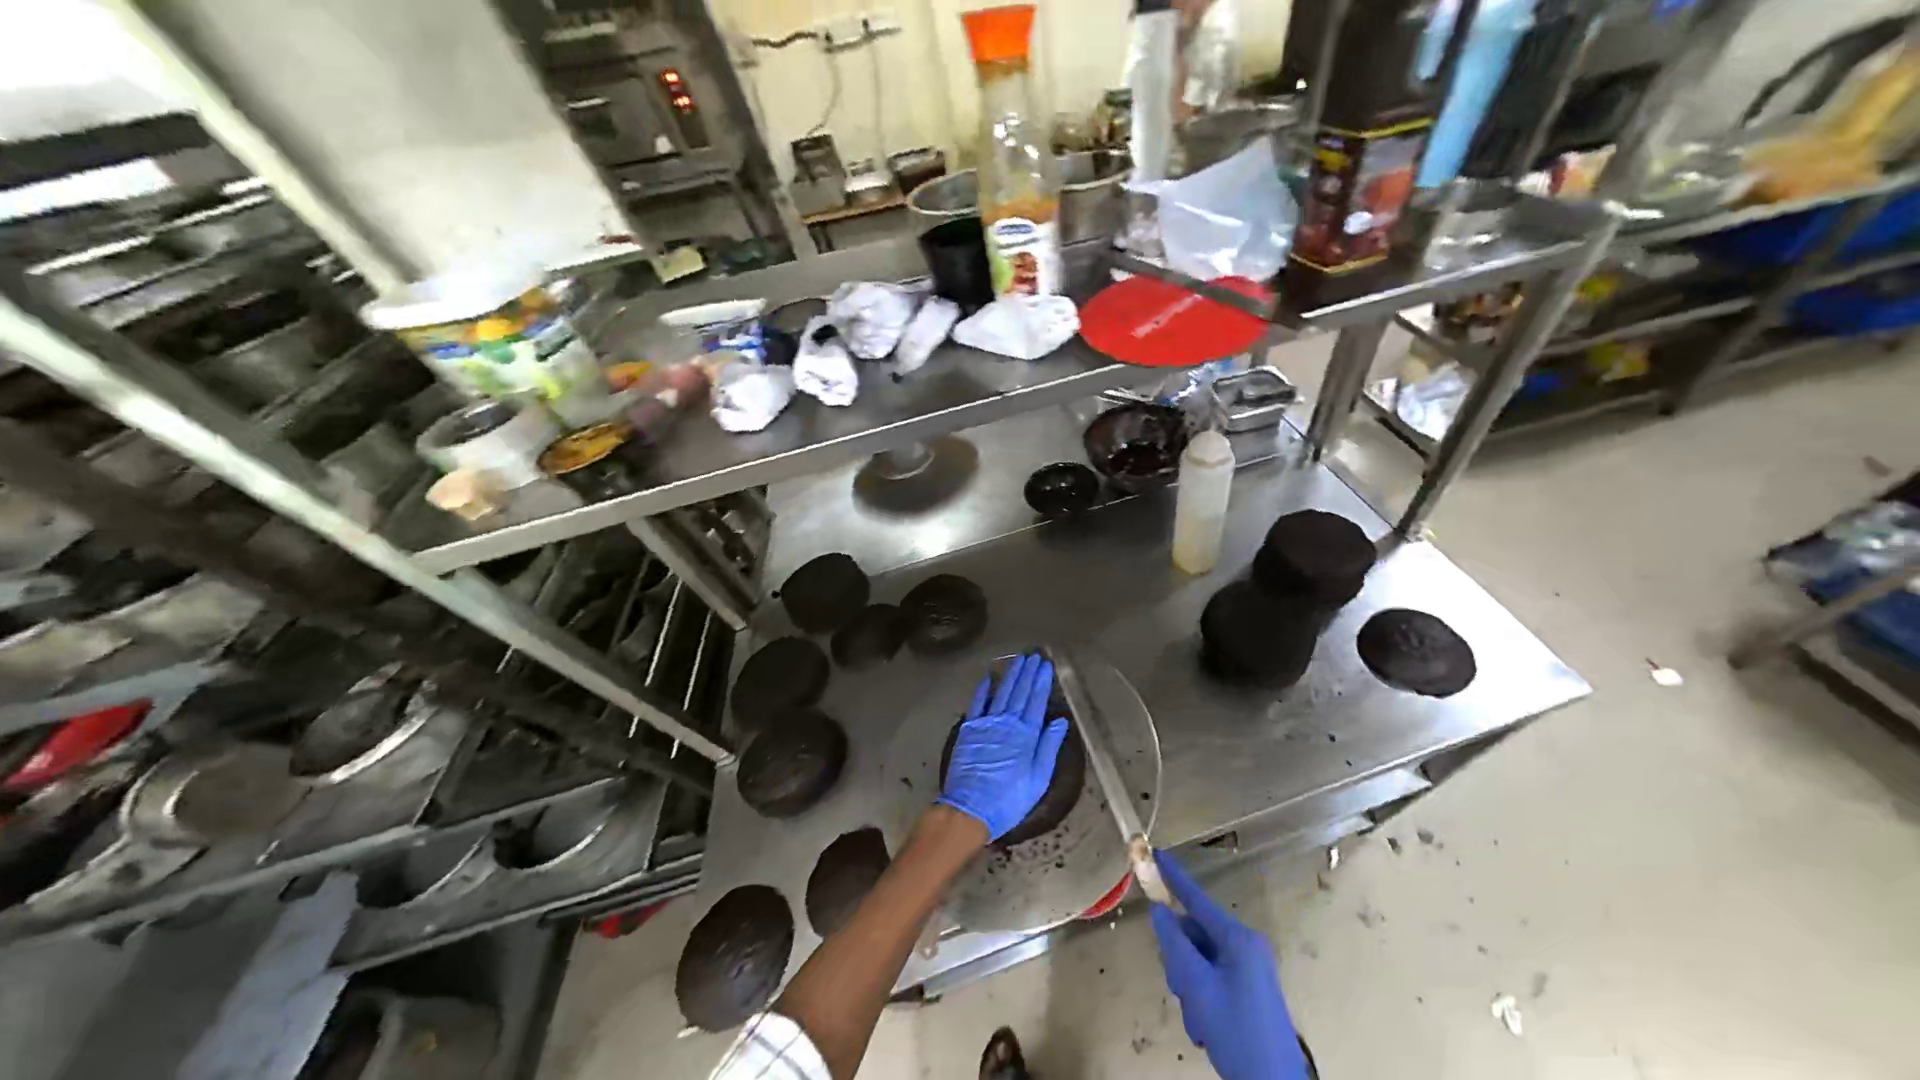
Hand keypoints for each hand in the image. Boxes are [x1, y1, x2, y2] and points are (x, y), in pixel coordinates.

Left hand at [936, 653, 1069, 841]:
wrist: (970, 808)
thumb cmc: (1009, 799)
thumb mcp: (1038, 779)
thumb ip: (1048, 747)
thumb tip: (1060, 721)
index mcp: (1026, 735)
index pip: (1036, 701)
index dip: (1042, 682)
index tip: (1046, 665)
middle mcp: (1007, 723)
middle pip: (1019, 691)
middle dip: (1028, 672)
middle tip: (1034, 655)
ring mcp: (986, 723)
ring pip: (1001, 692)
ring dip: (1011, 674)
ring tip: (1019, 660)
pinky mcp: (968, 729)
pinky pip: (977, 702)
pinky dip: (983, 688)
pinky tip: (988, 676)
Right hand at [1150, 850, 1308, 1079]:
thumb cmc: (1236, 1032)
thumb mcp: (1197, 986)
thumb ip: (1174, 944)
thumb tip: (1159, 912)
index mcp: (1238, 939)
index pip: (1197, 899)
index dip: (1175, 877)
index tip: (1156, 854)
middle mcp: (1246, 948)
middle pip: (1193, 936)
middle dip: (1179, 963)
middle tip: (1181, 992)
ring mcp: (1249, 970)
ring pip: (1198, 961)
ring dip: (1189, 988)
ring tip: (1199, 1020)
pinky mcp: (1248, 991)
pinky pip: (1211, 980)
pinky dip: (1201, 1000)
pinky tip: (1206, 1029)